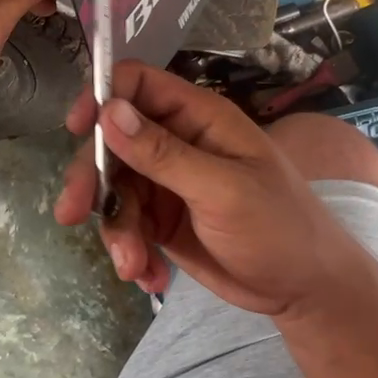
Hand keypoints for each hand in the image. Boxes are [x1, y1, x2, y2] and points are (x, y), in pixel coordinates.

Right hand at [55, 61, 369, 315]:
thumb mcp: (222, 190)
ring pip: (113, 191)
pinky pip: (127, 226)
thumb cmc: (281, 228)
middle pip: (112, 143)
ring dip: (116, 229)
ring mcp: (166, 183)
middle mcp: (176, 143)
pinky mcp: (161, 221)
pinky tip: (149, 277)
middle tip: (71, 212)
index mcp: (198, 118)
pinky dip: (131, 252)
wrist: (306, 292)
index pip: (137, 84)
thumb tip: (109, 111)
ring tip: (132, 266)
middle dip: (90, 179)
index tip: (78, 129)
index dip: (102, 97)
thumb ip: (163, 153)